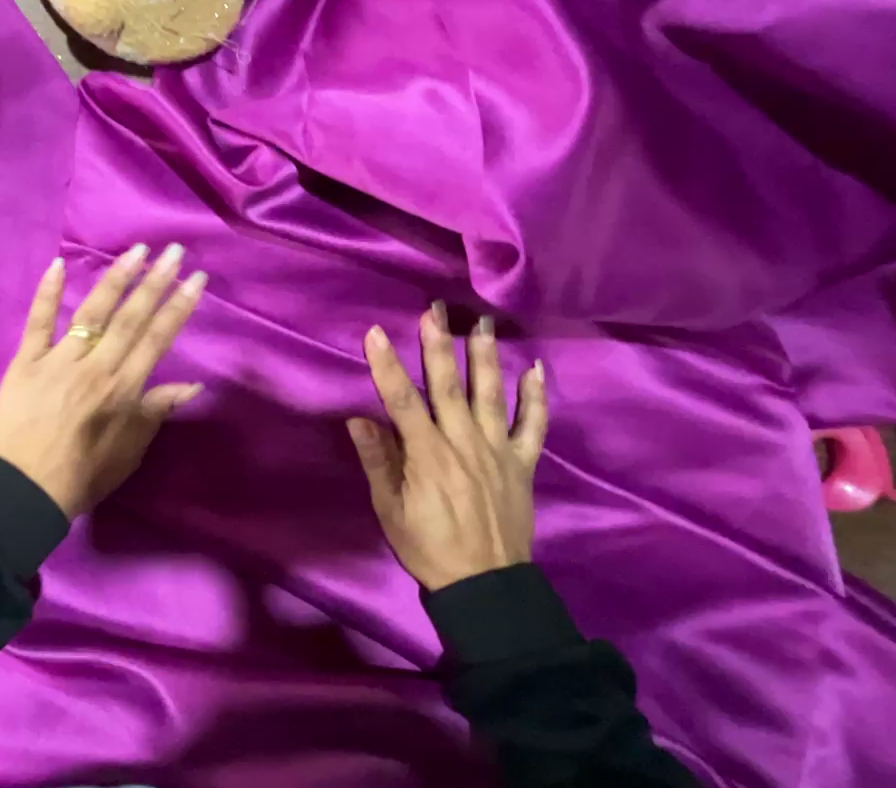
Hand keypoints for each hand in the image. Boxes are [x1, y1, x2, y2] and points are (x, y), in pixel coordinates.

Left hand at [0, 244, 207, 516]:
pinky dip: (47, 293)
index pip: (157, 339)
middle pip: (130, 318)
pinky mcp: (25, 361)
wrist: (24, 490)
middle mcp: (95, 367)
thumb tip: (192, 385)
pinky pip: (38, 322)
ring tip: (135, 251)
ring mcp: (58, 361)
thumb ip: (156, 412)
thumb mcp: (129, 450)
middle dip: (155, 282)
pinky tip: (59, 264)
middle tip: (173, 251)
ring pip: (91, 313)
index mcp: (123, 389)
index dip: (178, 307)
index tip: (195, 278)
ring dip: (115, 279)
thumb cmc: (82, 475)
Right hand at [346, 303, 549, 591]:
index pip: (401, 400)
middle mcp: (464, 443)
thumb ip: (378, 461)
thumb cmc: (428, 545)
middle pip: (448, 386)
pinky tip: (535, 369)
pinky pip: (533, 426)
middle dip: (439, 345)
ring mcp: (498, 451)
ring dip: (484, 357)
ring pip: (491, 395)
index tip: (376, 332)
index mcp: (427, 454)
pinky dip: (537, 397)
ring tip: (482, 323)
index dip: (387, 365)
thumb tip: (359, 419)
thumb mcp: (390, 508)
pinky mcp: (522, 464)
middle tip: (435, 310)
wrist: (487, 586)